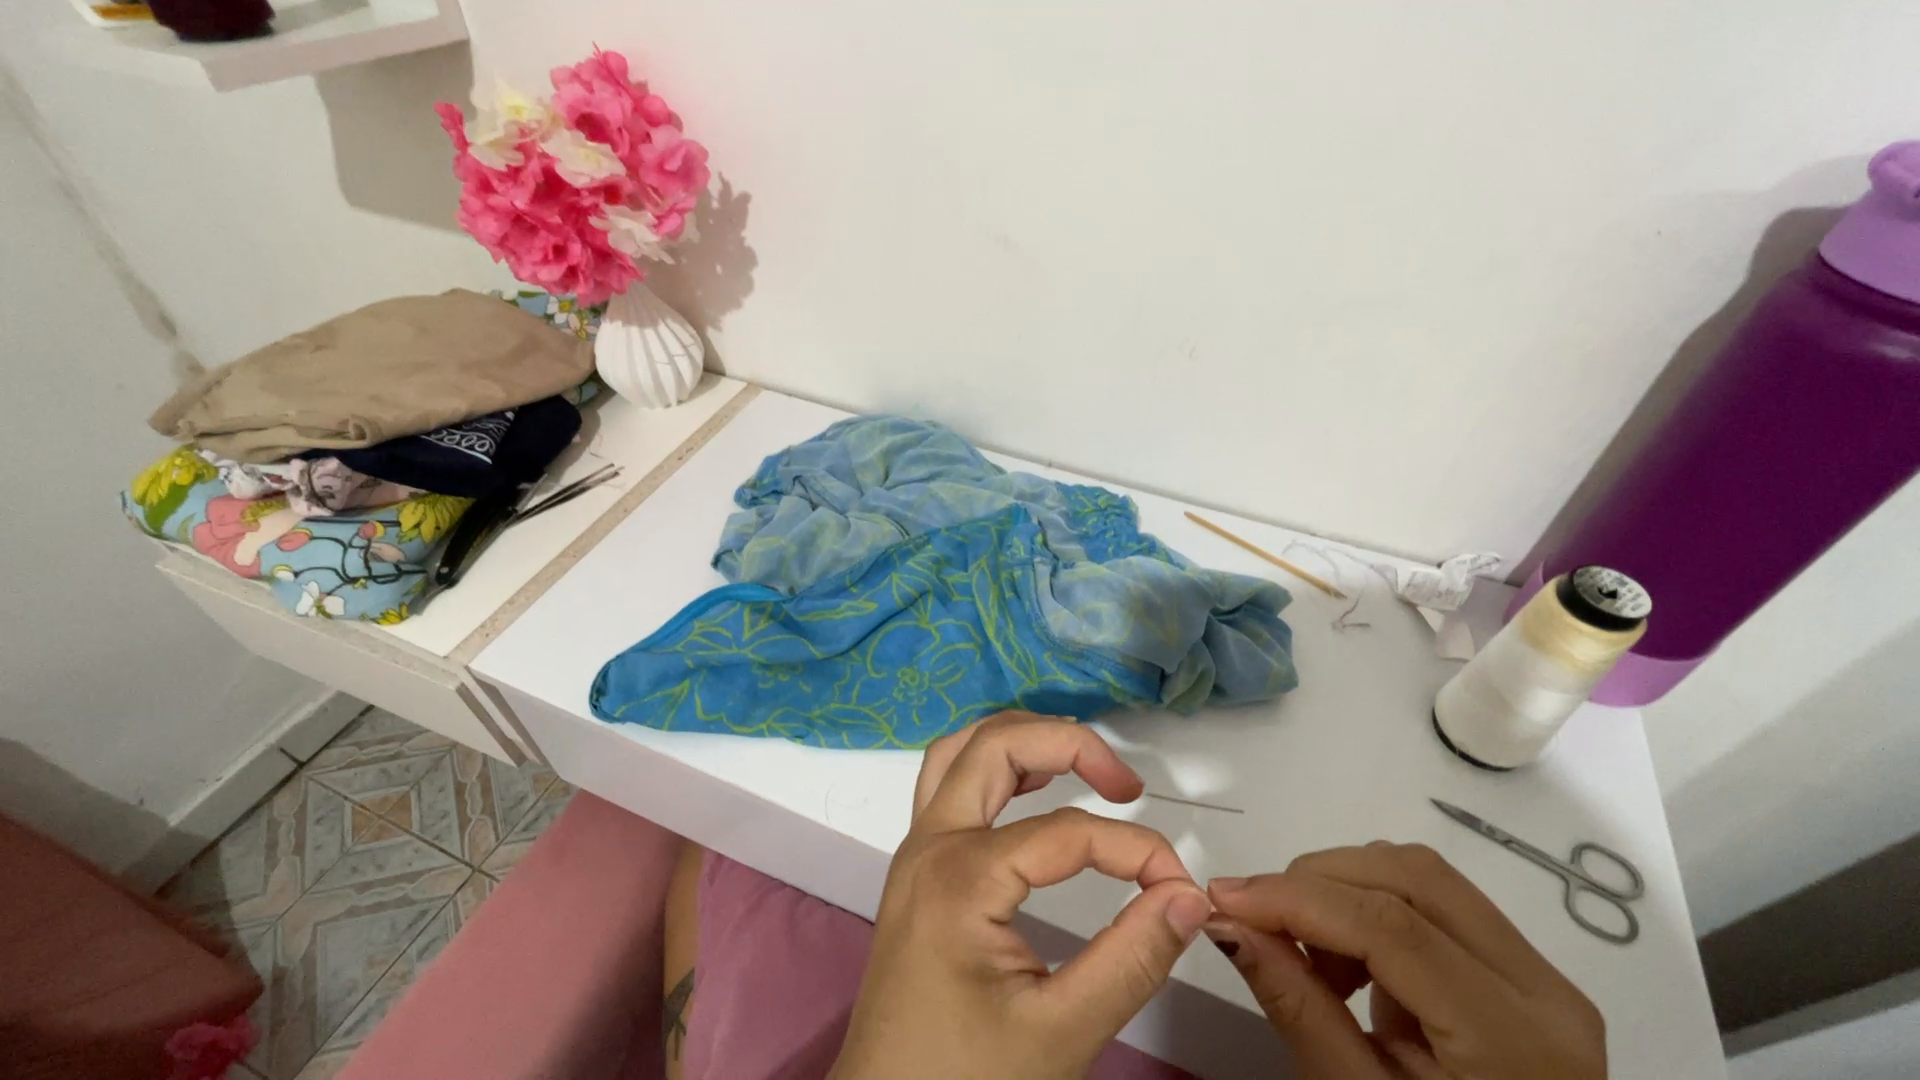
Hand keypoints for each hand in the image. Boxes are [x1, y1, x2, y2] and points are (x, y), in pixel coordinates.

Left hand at [830, 713, 1213, 1079]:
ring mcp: (917, 849)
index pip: (1067, 831)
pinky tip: (1032, 789)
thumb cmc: (965, 1077)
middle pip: (997, 745)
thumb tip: (1188, 895)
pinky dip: (994, 765)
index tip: (1179, 888)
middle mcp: (930, 843)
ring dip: (1023, 741)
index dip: (1136, 849)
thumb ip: (1132, 959)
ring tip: (1082, 768)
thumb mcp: (1061, 1032)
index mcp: (961, 877)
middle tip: (1126, 786)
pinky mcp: (918, 866)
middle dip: (1069, 744)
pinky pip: (949, 782)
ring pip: (962, 751)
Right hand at [1204, 843, 1605, 1078]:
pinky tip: (1350, 967)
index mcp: (1517, 1042)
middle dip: (1316, 883)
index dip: (1297, 900)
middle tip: (1257, 923)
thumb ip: (1297, 1008)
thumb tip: (1226, 922)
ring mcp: (1544, 976)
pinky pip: (1434, 901)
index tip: (1222, 898)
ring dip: (1342, 892)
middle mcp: (1546, 990)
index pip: (1393, 927)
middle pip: (1411, 877)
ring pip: (1421, 876)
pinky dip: (1370, 908)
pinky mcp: (1525, 972)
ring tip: (1309, 958)